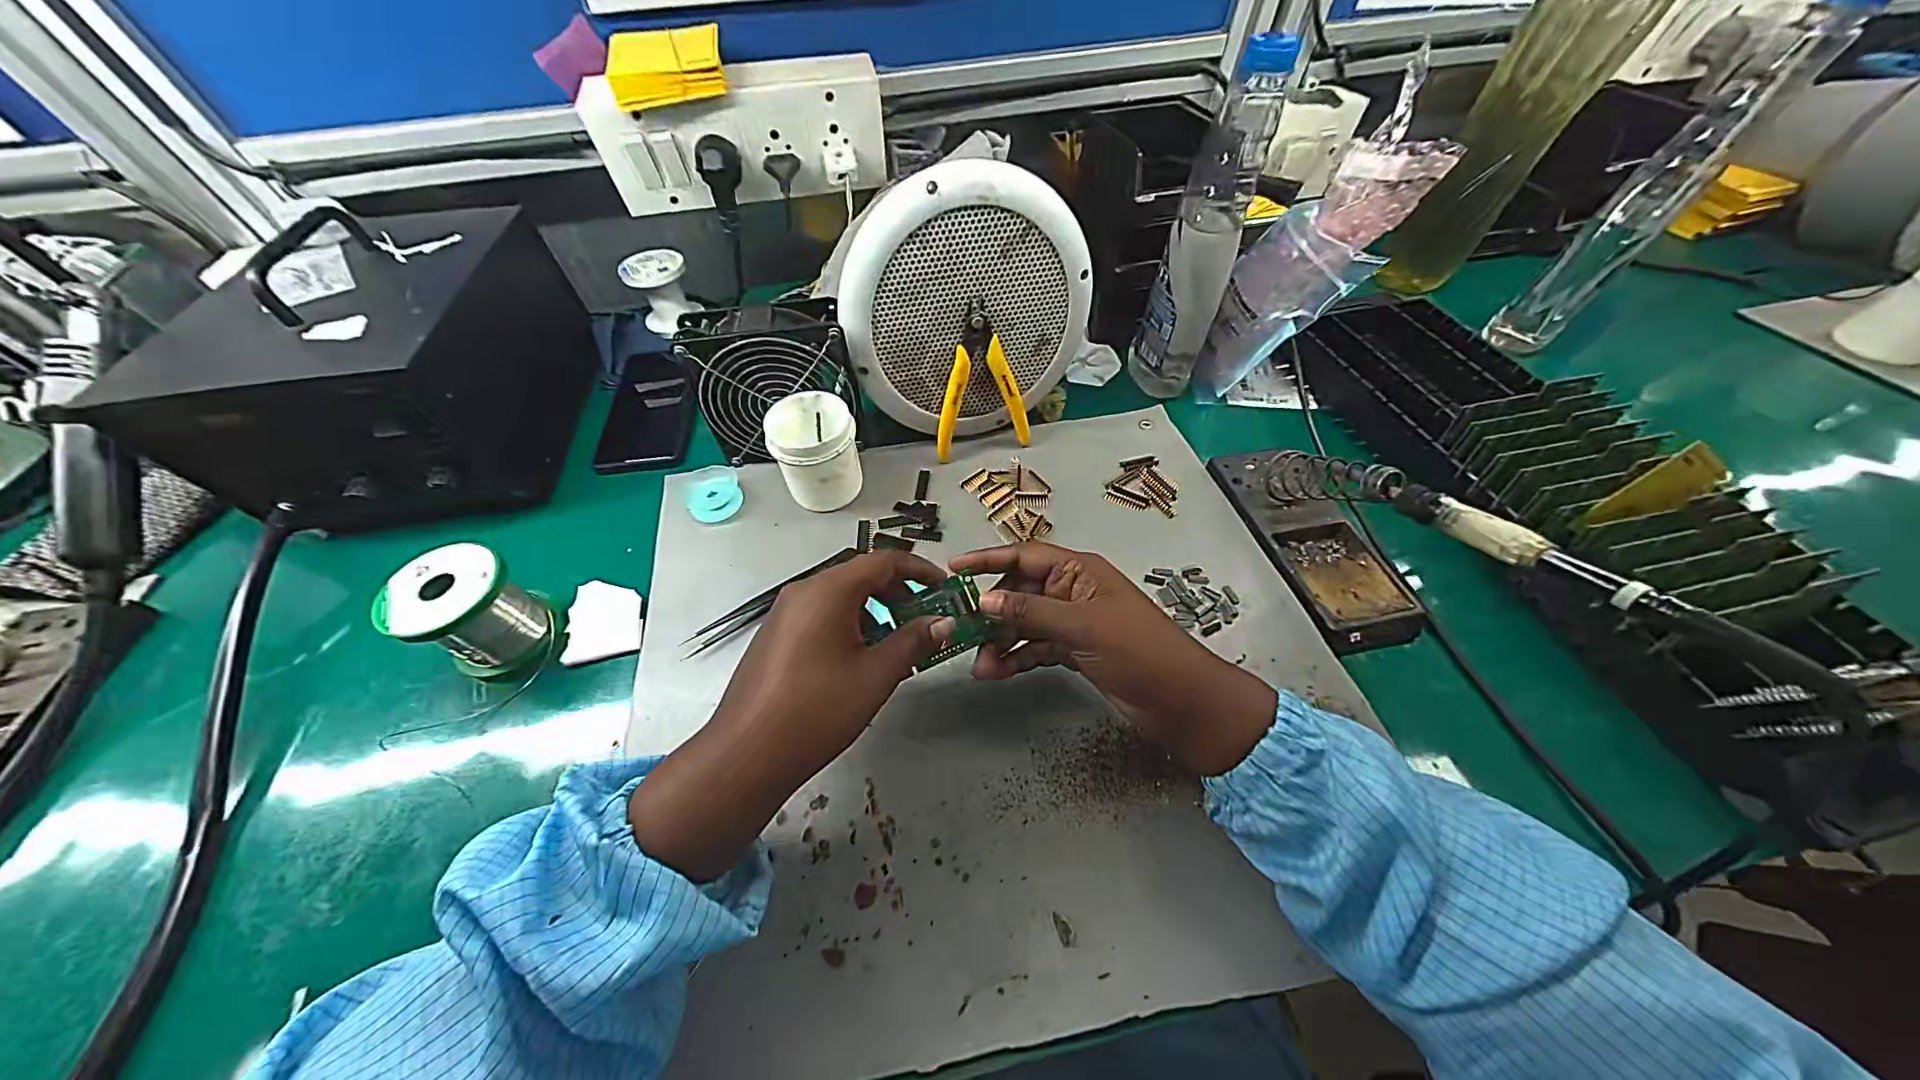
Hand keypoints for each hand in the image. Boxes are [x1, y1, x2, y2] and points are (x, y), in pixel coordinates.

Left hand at [630, 550, 946, 879]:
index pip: (884, 560)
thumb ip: (913, 641)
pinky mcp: (778, 636)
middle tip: (927, 621)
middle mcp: (803, 593)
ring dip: (877, 614)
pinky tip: (865, 661)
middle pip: (862, 576)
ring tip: (899, 648)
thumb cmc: (813, 711)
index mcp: (828, 591)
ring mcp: (786, 614)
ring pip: (842, 598)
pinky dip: (851, 627)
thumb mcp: (876, 674)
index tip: (943, 588)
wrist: (748, 753)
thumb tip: (941, 624)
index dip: (920, 570)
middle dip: (900, 595)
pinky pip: (822, 617)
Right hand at [948, 543, 1276, 775]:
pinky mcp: (1075, 652)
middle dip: (992, 613)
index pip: (1024, 556)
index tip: (955, 569)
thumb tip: (986, 601)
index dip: (988, 560)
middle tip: (964, 631)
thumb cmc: (1140, 650)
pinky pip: (1036, 648)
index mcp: (1079, 571)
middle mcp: (1073, 592)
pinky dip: (1016, 659)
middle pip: (1020, 593)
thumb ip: (1031, 612)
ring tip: (980, 665)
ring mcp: (1073, 624)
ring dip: (1001, 642)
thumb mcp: (1082, 626)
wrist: (1181, 700)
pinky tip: (997, 671)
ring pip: (1025, 625)